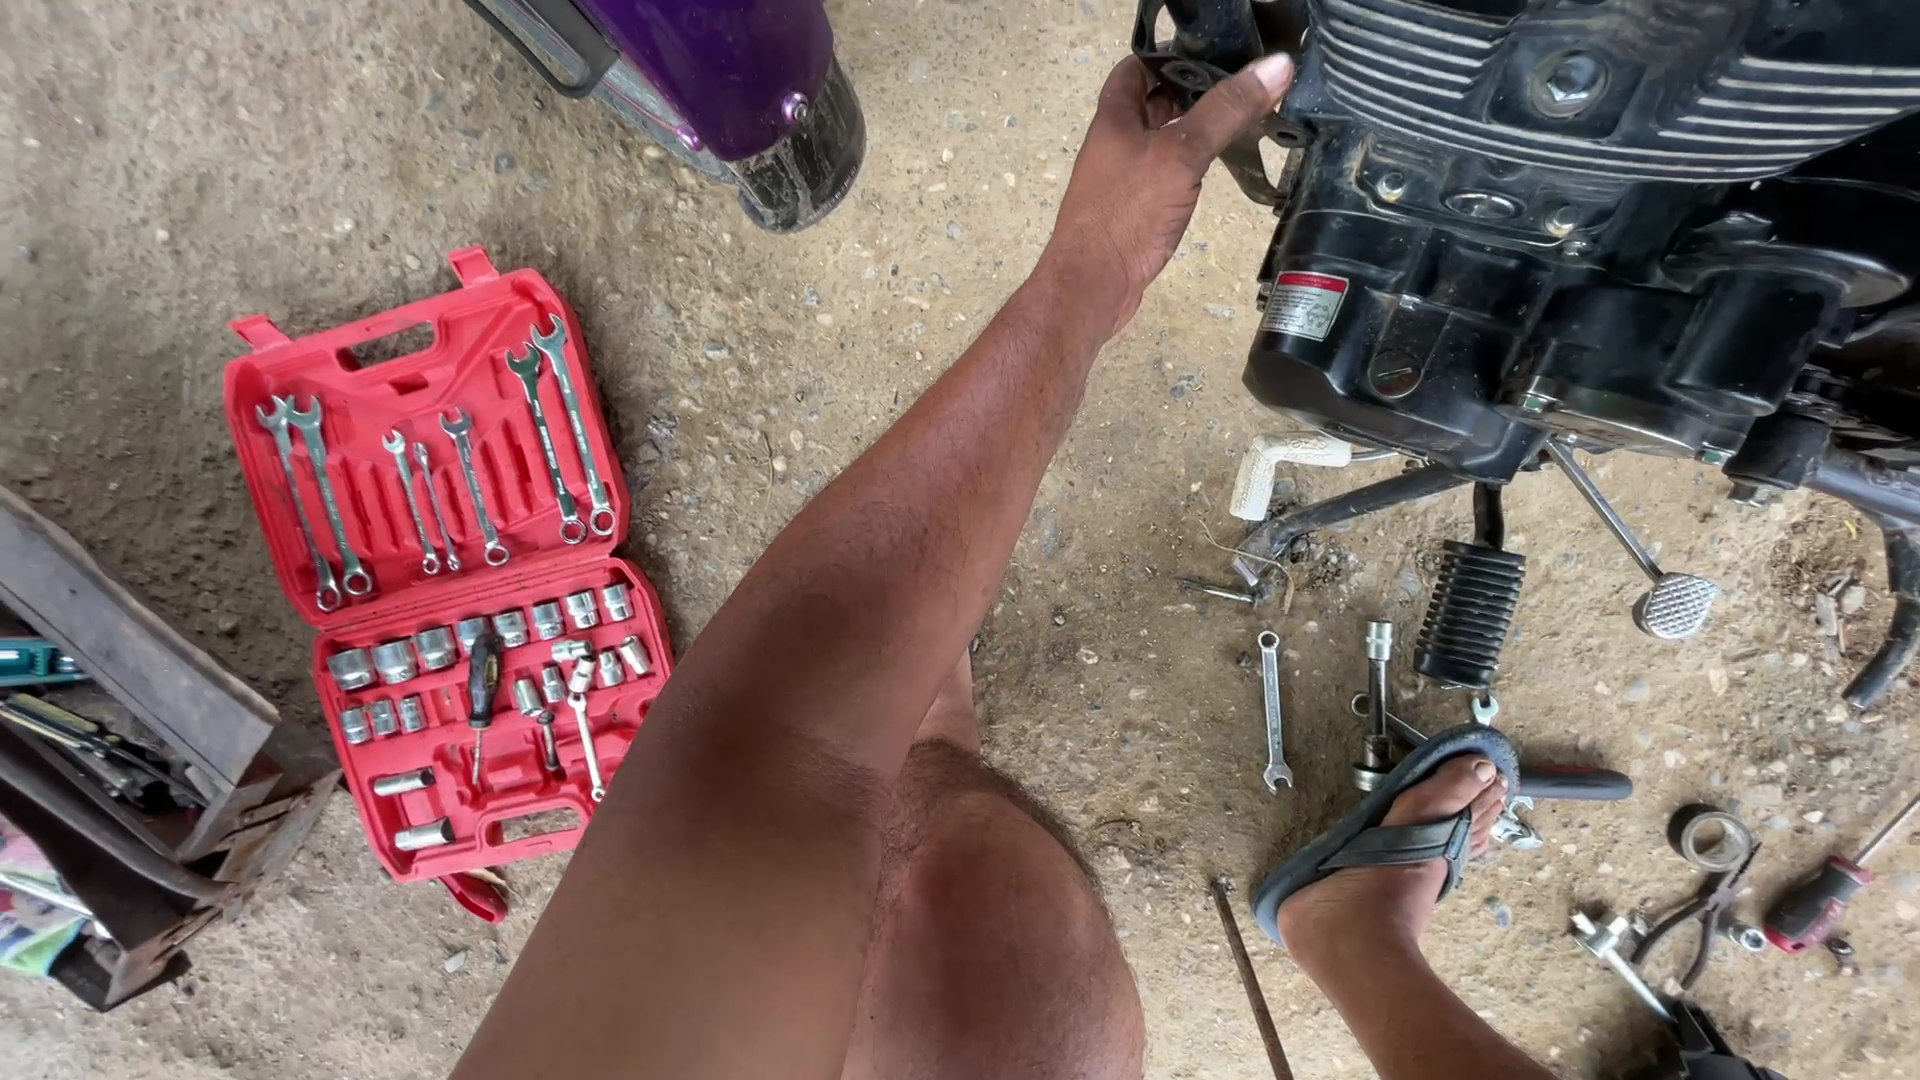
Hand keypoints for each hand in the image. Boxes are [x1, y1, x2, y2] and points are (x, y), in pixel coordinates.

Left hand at [1043, 53, 1294, 336]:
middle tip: (1231, 93)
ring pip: (1155, 147)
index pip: (1134, 69)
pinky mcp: (1127, 216)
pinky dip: (1180, 174)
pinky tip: (1203, 178)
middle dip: (1186, 97)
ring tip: (1230, 128)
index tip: (1208, 60)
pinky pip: (1156, 182)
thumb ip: (1225, 111)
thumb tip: (1276, 66)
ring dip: (1186, 137)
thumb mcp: (1181, 154)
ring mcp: (1117, 184)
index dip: (1168, 59)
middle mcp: (1111, 148)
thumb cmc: (1126, 215)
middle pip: (1148, 107)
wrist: (1091, 286)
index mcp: (1113, 120)